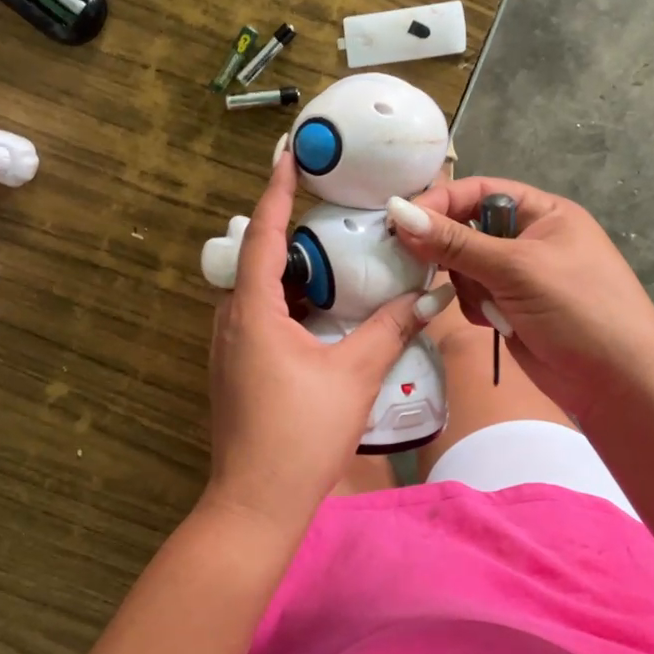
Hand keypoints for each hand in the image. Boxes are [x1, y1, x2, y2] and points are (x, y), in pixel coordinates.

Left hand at [205, 152, 452, 526]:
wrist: (255, 502)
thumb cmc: (301, 435)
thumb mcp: (354, 376)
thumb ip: (389, 330)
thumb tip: (427, 297)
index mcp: (252, 309)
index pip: (264, 232)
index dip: (276, 189)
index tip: (286, 152)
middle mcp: (230, 318)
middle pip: (257, 256)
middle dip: (289, 226)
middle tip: (327, 202)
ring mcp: (226, 344)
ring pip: (257, 288)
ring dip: (290, 267)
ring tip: (331, 249)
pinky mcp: (233, 366)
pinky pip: (258, 314)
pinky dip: (286, 298)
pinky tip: (319, 307)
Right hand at [386, 178, 653, 420]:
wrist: (620, 387)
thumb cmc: (579, 312)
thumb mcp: (515, 269)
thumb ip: (453, 242)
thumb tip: (397, 211)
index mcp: (545, 213)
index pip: (478, 191)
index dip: (440, 201)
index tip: (402, 221)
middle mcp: (531, 238)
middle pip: (466, 228)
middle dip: (451, 250)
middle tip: (423, 263)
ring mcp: (521, 276)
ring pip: (464, 266)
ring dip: (467, 285)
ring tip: (487, 306)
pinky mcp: (512, 308)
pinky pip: (472, 295)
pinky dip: (474, 307)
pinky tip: (493, 324)